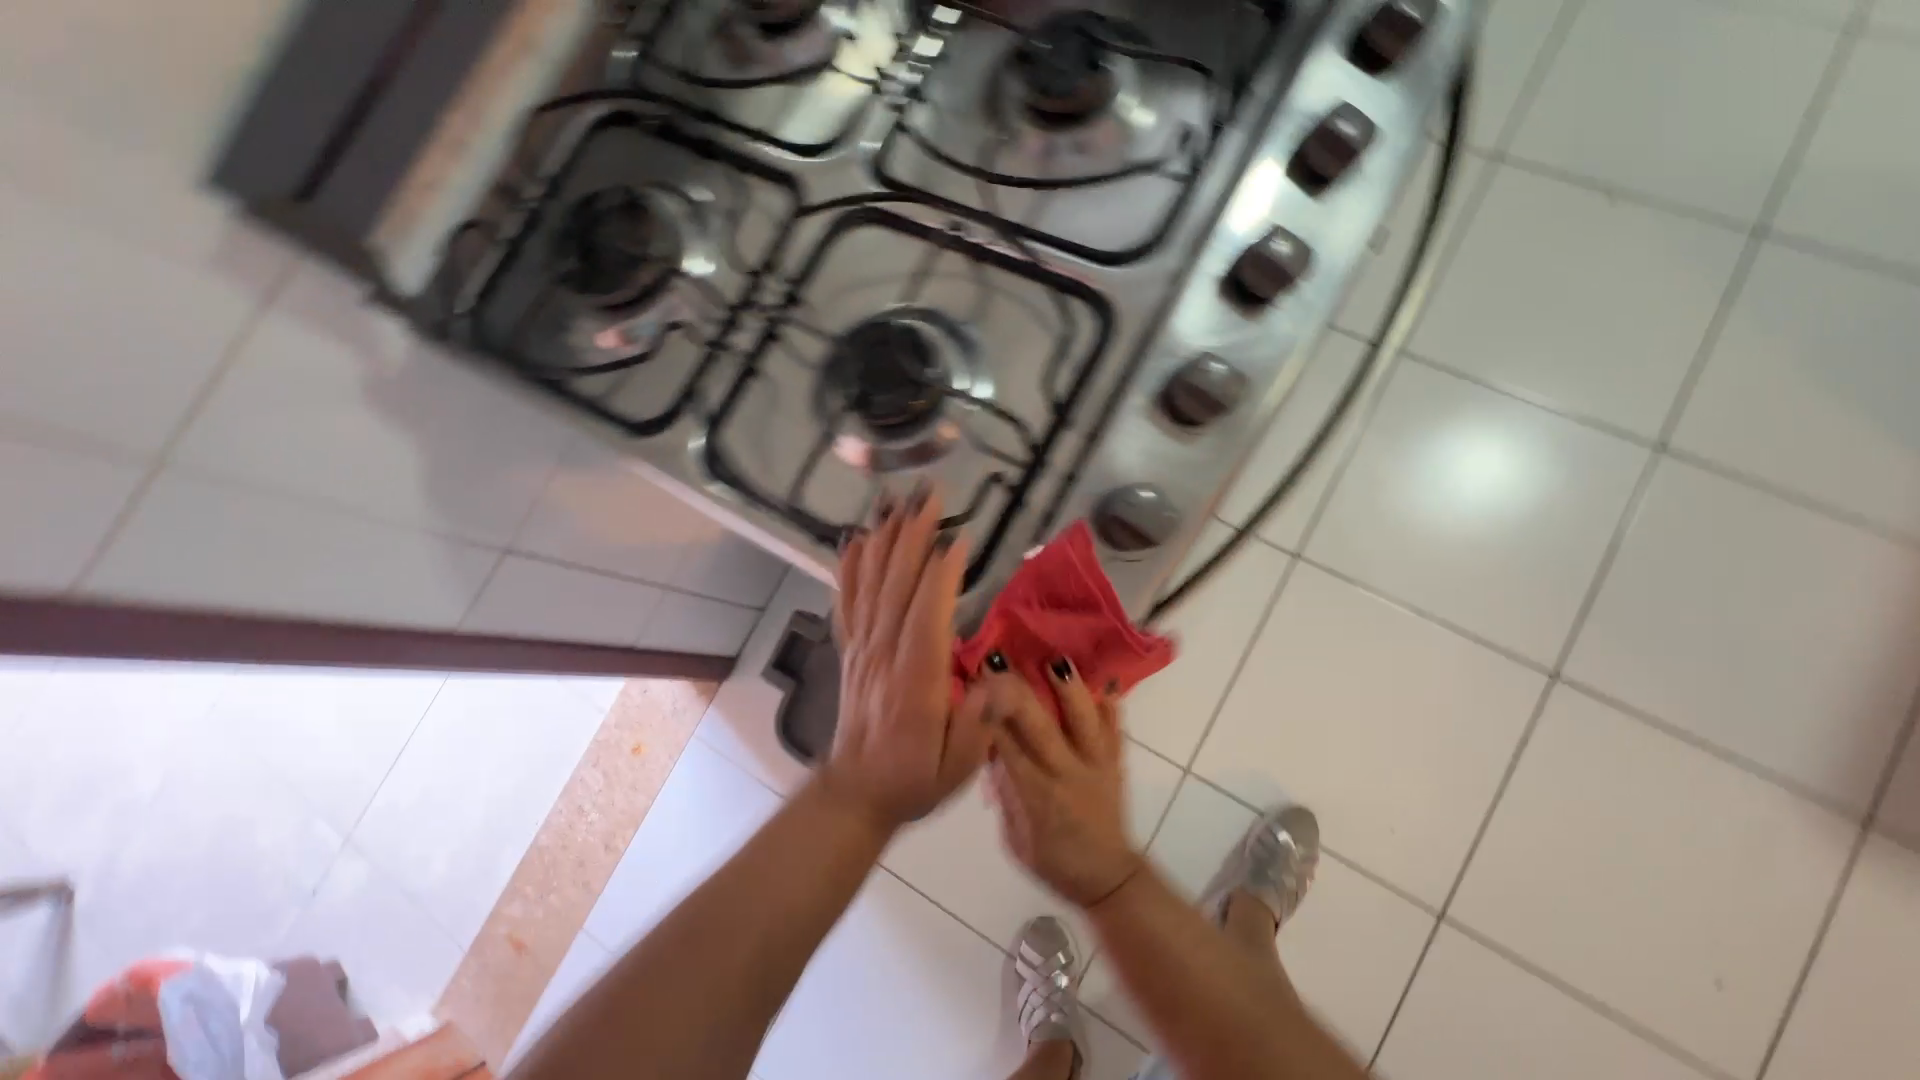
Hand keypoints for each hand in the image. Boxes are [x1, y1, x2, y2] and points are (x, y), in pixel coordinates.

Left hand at [824, 482, 992, 830]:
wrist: (858, 792)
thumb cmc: (917, 777)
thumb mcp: (960, 764)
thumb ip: (978, 721)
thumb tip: (994, 677)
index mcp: (915, 678)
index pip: (927, 613)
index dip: (942, 572)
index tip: (958, 535)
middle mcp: (884, 653)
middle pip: (897, 584)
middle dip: (912, 534)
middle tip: (928, 493)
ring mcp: (862, 649)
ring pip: (870, 583)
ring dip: (883, 538)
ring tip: (894, 500)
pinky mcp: (851, 652)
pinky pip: (847, 600)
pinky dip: (849, 566)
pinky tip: (854, 539)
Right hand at [987, 660, 1144, 908]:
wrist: (1108, 879)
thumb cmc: (1053, 864)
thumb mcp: (1015, 840)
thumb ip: (1005, 797)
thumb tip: (991, 754)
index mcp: (1037, 797)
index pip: (1007, 749)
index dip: (988, 718)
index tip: (971, 688)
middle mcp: (1067, 775)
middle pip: (1040, 728)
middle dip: (1017, 693)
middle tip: (998, 662)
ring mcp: (1097, 768)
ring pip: (1084, 722)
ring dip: (1070, 690)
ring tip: (1057, 660)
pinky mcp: (1117, 766)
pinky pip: (1116, 733)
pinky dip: (1111, 708)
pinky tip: (1105, 682)